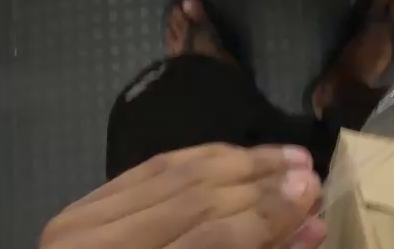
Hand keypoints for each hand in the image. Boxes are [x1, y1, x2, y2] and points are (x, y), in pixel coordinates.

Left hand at [41, 143, 326, 248]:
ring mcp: (81, 224)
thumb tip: (310, 229)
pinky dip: (201, 158)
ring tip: (287, 155)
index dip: (267, 216)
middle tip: (309, 169)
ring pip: (175, 172)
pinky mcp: (81, 207)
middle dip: (260, 182)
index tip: (312, 193)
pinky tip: (239, 153)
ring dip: (239, 161)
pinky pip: (152, 167)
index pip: (211, 240)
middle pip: (195, 198)